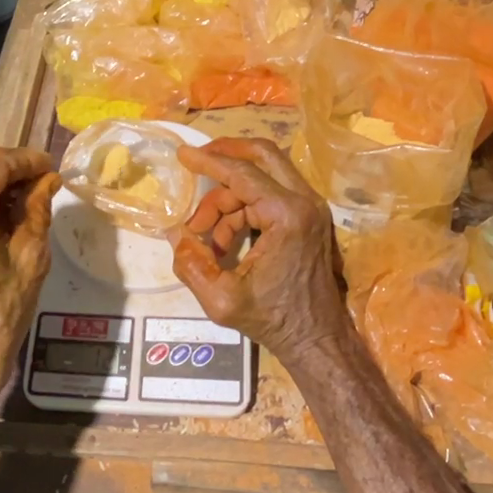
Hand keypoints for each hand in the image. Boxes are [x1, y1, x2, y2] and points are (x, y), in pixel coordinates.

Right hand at [168, 138, 349, 359]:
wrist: (316, 339)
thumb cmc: (273, 320)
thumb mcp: (221, 300)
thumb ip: (191, 264)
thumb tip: (176, 234)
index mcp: (287, 215)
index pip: (242, 173)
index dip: (208, 162)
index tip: (182, 154)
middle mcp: (305, 202)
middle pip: (263, 156)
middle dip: (225, 156)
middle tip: (196, 162)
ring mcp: (312, 209)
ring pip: (263, 179)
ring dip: (228, 198)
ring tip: (203, 234)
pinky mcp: (310, 219)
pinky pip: (271, 196)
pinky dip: (243, 209)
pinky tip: (223, 242)